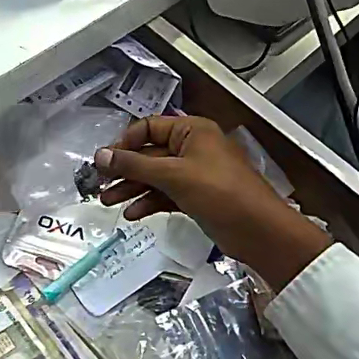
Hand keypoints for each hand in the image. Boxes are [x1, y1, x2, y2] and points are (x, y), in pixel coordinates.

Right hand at [95, 116, 331, 290]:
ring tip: (108, 202)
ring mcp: (194, 174)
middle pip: (149, 154)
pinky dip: (149, 202)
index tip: (104, 161)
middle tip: (99, 185)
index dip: (124, 143)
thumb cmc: (221, 193)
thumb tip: (101, 156)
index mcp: (192, 131)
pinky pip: (165, 194)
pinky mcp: (196, 197)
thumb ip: (134, 165)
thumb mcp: (173, 175)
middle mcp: (192, 148)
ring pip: (155, 177)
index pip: (148, 127)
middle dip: (124, 170)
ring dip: (132, 188)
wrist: (259, 231)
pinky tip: (132, 214)